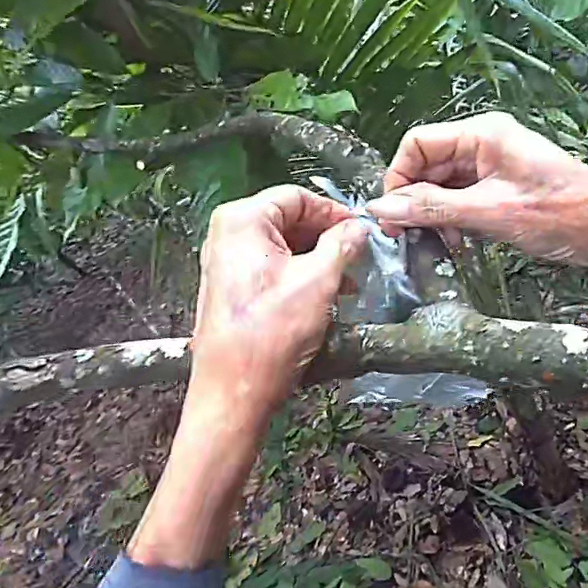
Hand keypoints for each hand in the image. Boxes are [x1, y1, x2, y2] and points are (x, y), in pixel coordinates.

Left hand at [189, 185, 366, 417]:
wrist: (234, 391)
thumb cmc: (269, 337)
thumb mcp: (319, 282)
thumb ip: (342, 245)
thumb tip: (358, 228)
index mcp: (242, 221)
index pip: (298, 196)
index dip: (334, 211)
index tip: (360, 230)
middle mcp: (228, 235)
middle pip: (289, 218)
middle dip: (327, 236)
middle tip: (357, 255)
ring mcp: (227, 262)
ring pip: (284, 244)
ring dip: (318, 258)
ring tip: (346, 281)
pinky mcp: (232, 287)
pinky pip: (273, 266)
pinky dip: (301, 274)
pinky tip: (324, 294)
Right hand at [365, 111, 587, 269]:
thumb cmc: (559, 213)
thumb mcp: (488, 212)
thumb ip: (432, 208)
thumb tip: (383, 209)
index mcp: (482, 134)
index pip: (417, 144)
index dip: (398, 178)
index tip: (392, 214)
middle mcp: (484, 143)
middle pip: (428, 166)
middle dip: (414, 200)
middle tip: (406, 236)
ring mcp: (493, 164)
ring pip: (443, 185)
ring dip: (433, 214)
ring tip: (437, 243)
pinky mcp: (501, 186)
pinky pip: (462, 198)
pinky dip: (453, 219)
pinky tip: (456, 242)